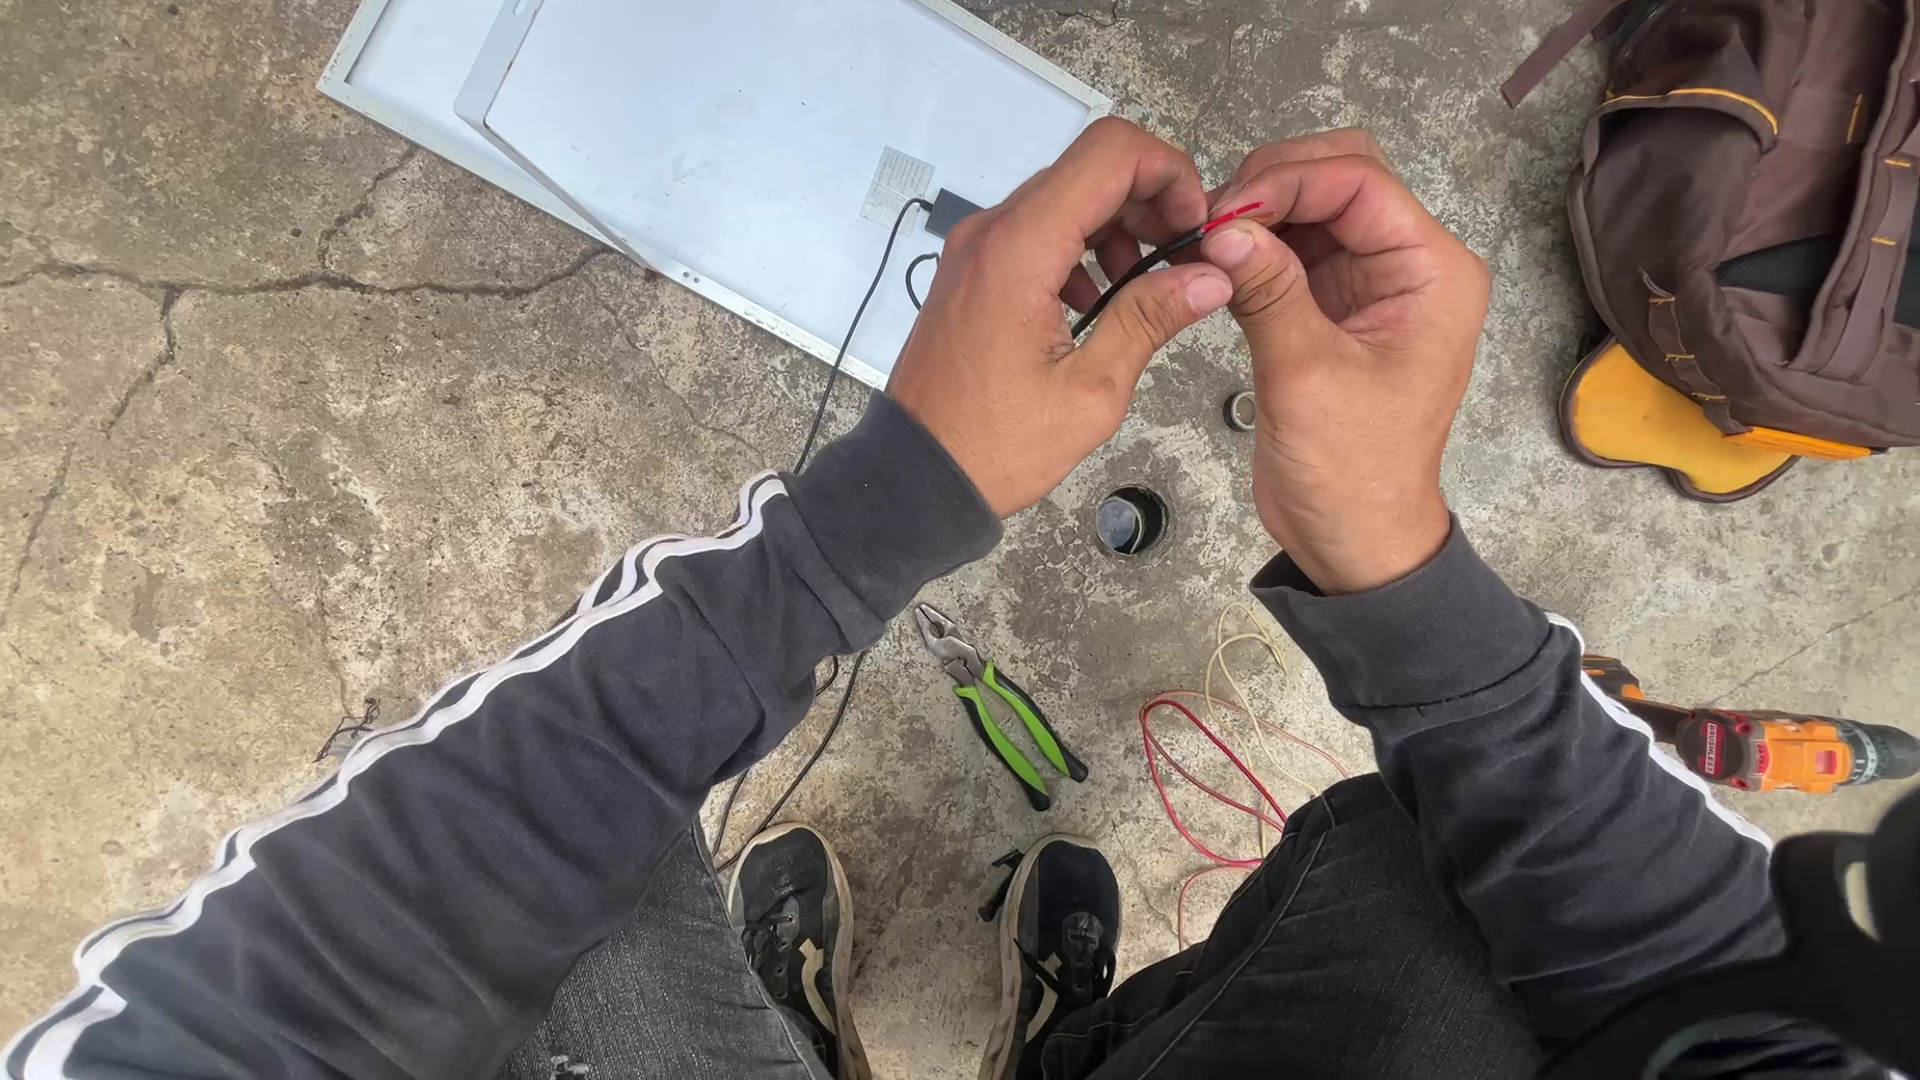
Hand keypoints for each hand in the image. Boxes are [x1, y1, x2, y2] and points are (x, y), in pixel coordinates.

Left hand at [887, 117, 1234, 517]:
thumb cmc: (995, 446)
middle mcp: (989, 234)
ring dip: (1113, 228)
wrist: (917, 473)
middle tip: (1182, 258)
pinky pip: (1031, 236)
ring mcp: (972, 252)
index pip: (1109, 153)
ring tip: (1141, 287)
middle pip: (1086, 171)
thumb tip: (1210, 276)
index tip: (1194, 227)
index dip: (1168, 172)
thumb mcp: (1088, 392)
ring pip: (1060, 201)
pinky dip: (1074, 250)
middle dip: (1148, 201)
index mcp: (1019, 251)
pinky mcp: (967, 275)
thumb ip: (1149, 320)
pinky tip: (1091, 303)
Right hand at [1199, 130, 1489, 593]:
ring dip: (1257, 219)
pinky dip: (1253, 256)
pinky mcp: (1327, 315)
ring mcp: (1363, 290)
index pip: (1359, 182)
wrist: (1349, 532)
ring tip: (1203, 241)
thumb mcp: (1305, 375)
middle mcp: (1403, 268)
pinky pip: (1290, 262)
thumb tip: (1221, 228)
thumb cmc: (1348, 468)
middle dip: (1272, 187)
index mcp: (1430, 272)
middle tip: (1208, 220)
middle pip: (1340, 182)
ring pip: (1311, 217)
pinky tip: (1217, 267)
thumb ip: (1268, 293)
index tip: (1219, 211)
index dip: (1286, 182)